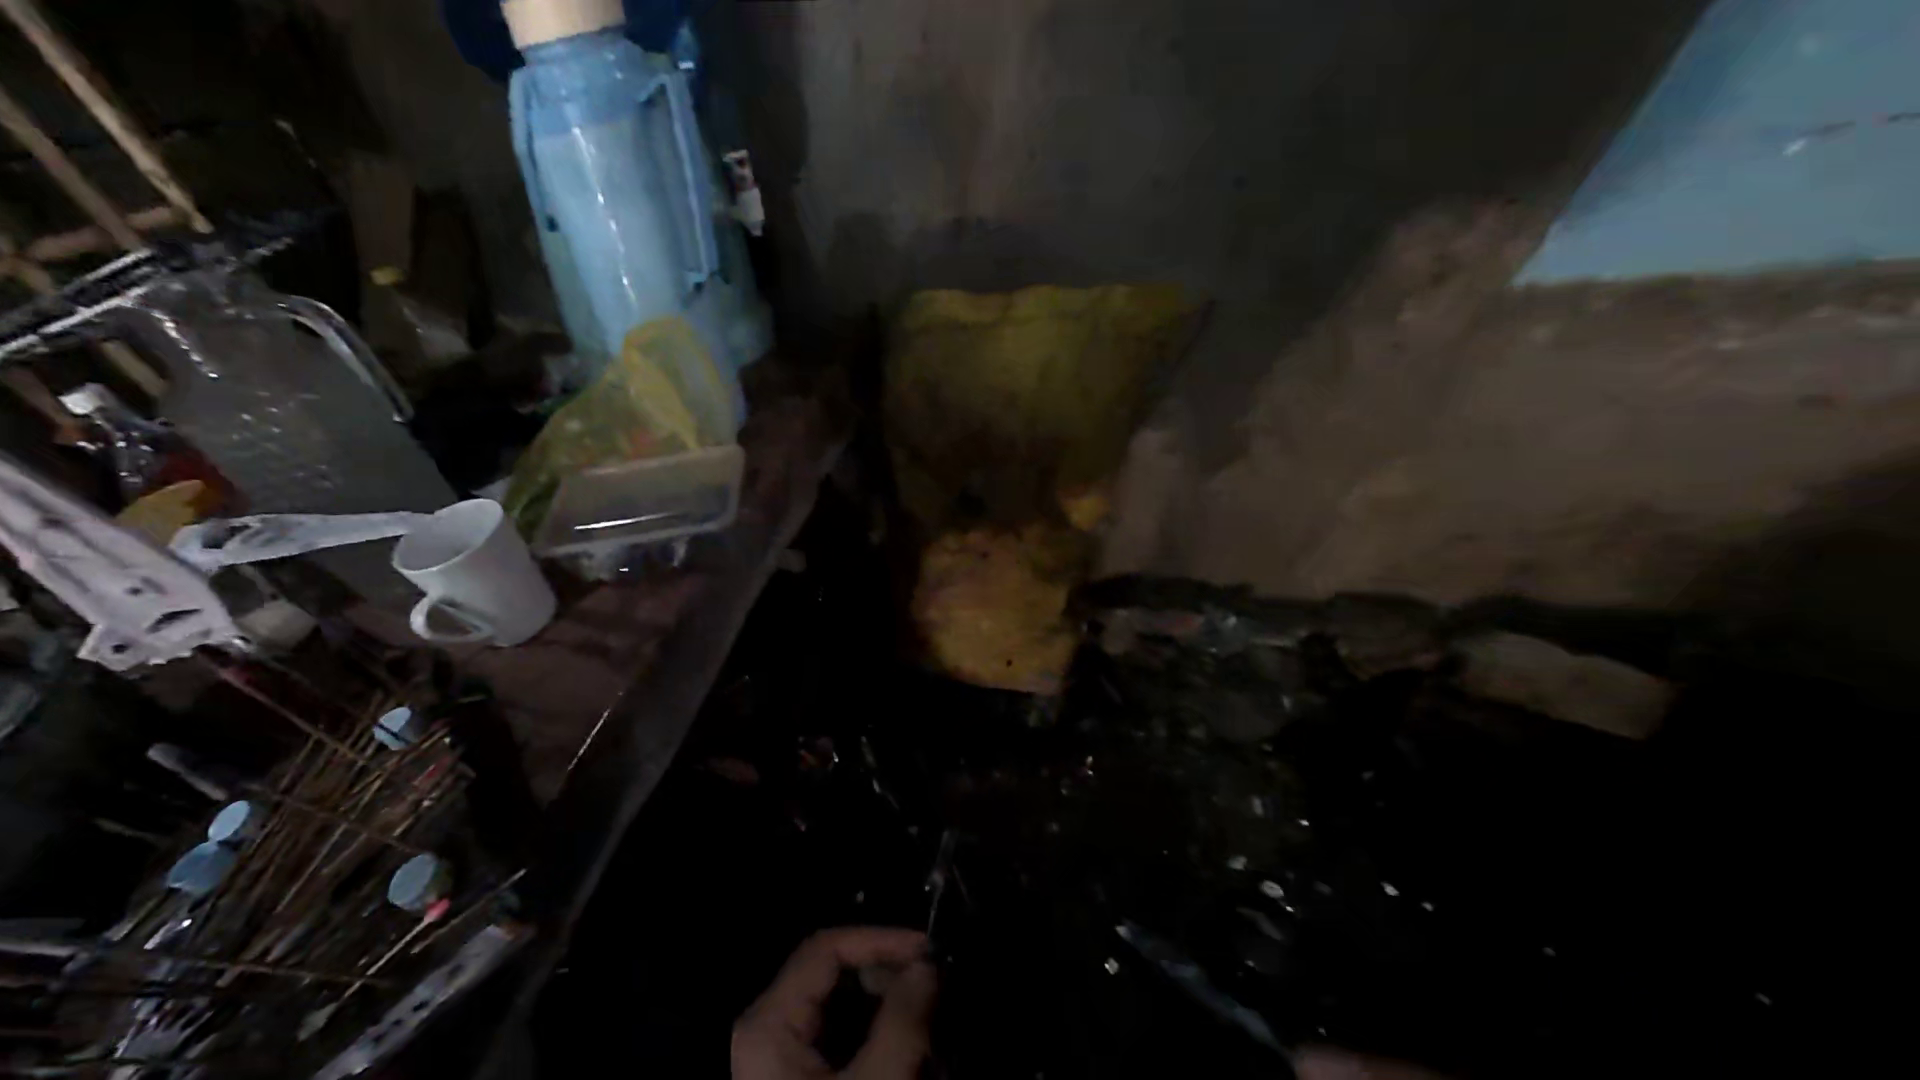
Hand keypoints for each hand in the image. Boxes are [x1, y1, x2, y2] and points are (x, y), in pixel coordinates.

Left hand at [733, 927, 937, 1079]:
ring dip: (888, 1015)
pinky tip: (907, 1055)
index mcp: (765, 1025)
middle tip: (935, 998)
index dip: (881, 940)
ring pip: (841, 1012)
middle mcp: (763, 1031)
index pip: (827, 948)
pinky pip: (836, 1044)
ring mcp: (775, 1060)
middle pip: (835, 976)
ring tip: (929, 1035)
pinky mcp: (791, 1079)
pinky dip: (874, 1043)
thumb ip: (902, 1024)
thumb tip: (928, 966)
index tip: (929, 950)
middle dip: (890, 982)